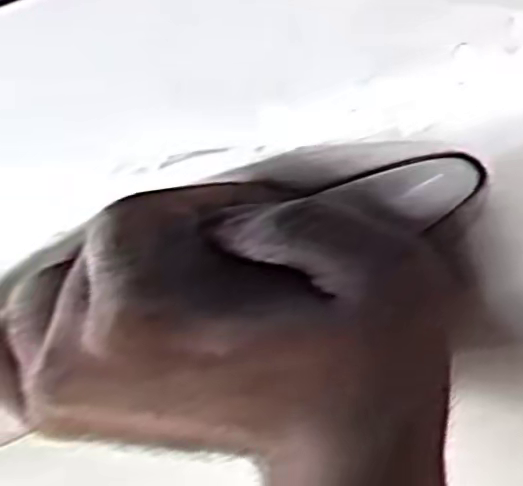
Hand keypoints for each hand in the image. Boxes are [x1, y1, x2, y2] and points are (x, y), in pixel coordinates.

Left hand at [0, 183, 453, 485]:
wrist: (358, 432)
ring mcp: (64, 399)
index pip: (130, 218)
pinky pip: (22, 347)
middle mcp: (78, 366)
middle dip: (179, 230)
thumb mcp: (381, 262)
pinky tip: (145, 307)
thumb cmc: (374, 357)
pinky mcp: (73, 414)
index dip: (216, 197)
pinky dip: (73, 315)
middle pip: (88, 250)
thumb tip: (244, 215)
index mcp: (146, 323)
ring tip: (213, 270)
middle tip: (258, 241)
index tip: (270, 215)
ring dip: (130, 266)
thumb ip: (304, 220)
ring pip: (48, 291)